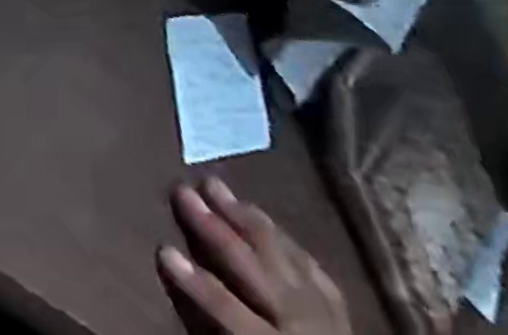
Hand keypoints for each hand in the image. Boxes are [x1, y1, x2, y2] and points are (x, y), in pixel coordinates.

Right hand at [159, 178, 351, 334]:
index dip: (198, 284)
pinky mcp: (344, 313)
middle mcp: (307, 328)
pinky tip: (265, 222)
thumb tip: (176, 273)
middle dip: (217, 231)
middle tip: (182, 190)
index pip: (232, 314)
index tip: (162, 249)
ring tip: (216, 187)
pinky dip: (286, 243)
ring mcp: (330, 318)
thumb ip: (212, 325)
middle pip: (259, 275)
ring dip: (248, 222)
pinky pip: (315, 273)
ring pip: (288, 263)